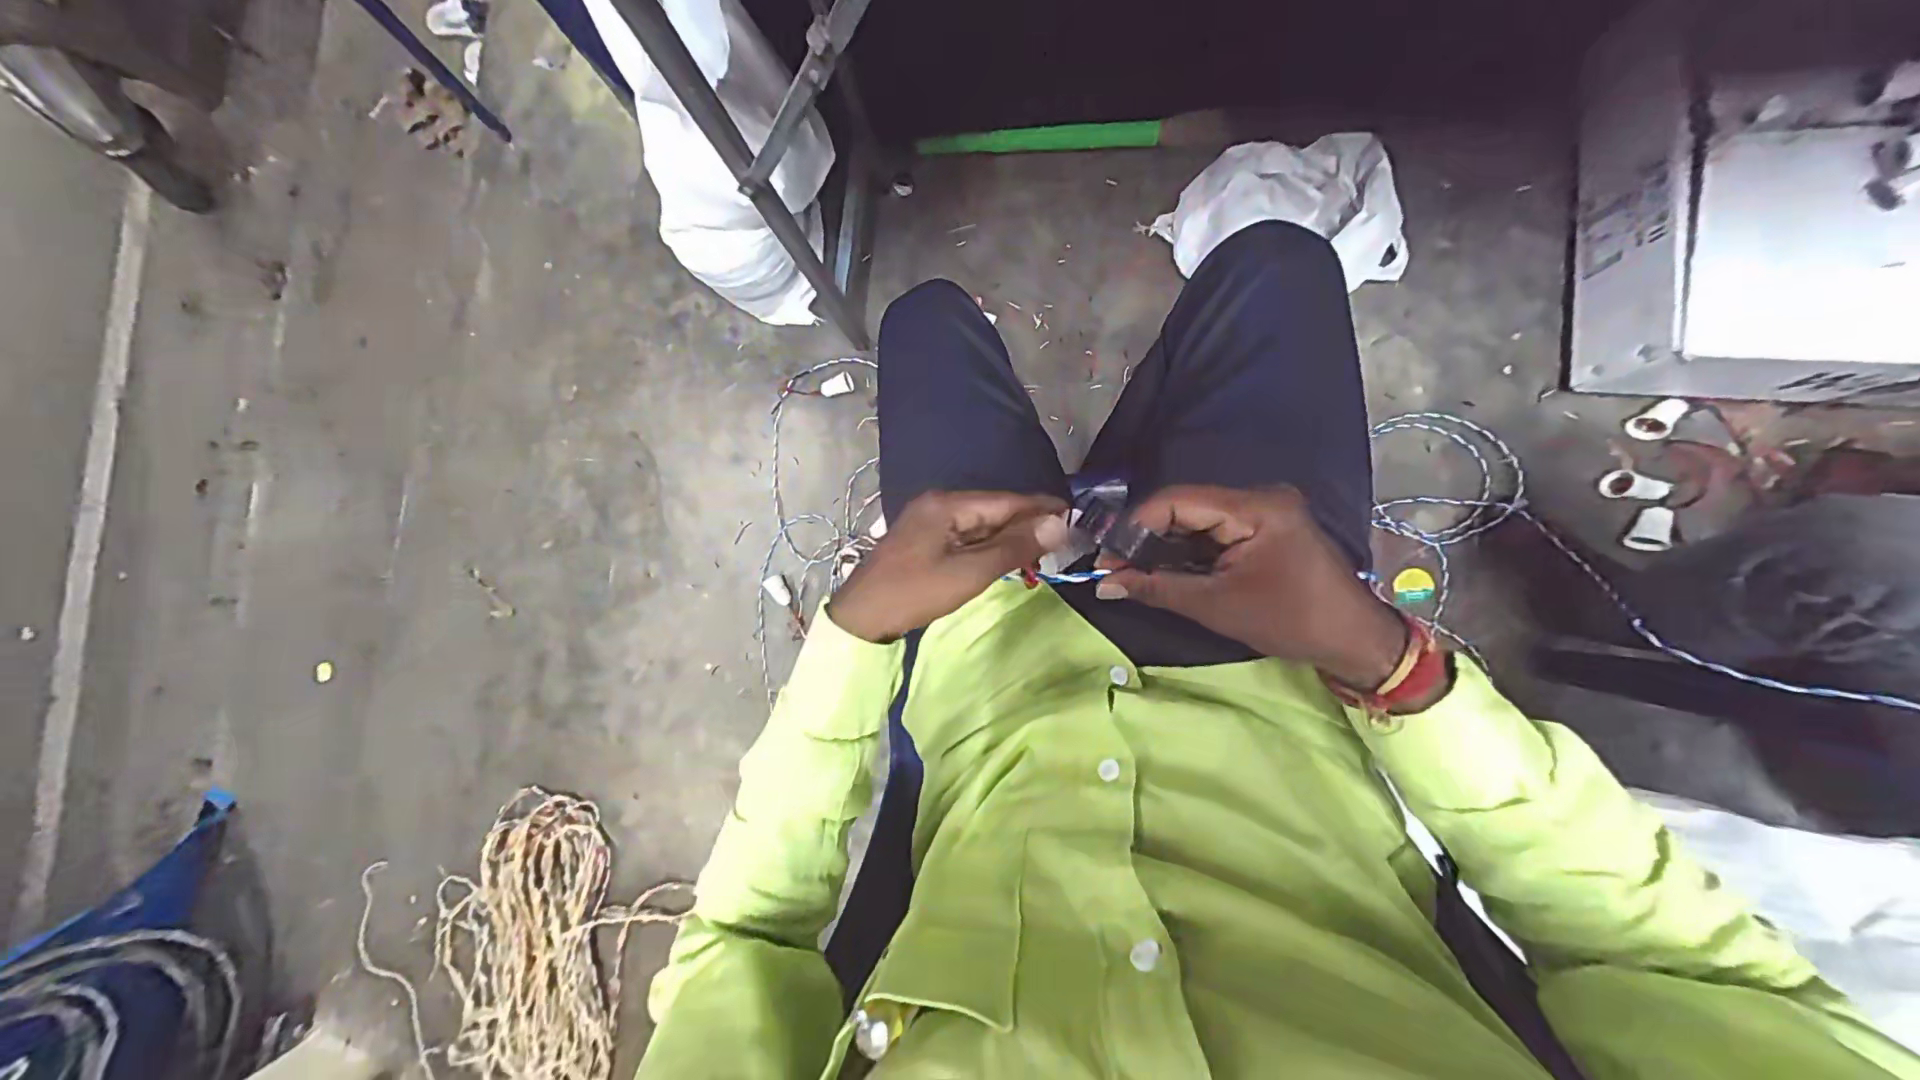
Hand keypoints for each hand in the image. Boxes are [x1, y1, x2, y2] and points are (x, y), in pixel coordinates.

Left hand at [829, 491, 1069, 642]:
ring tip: (1041, 552)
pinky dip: (988, 547)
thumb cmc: (915, 592)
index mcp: (947, 504)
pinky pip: (966, 536)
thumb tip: (1058, 524)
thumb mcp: (970, 572)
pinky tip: (1005, 558)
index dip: (1040, 507)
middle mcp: (938, 504)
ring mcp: (929, 521)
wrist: (861, 617)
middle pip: (994, 510)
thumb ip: (1014, 546)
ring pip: (981, 524)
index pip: (1006, 500)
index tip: (1074, 515)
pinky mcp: (925, 540)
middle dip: (1026, 524)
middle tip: (1061, 541)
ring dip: (1008, 538)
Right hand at [1096, 485, 1410, 689]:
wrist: (1354, 639)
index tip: (1107, 557)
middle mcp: (1258, 497)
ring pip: (1195, 519)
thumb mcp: (1216, 606)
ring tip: (1132, 571)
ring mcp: (1262, 510)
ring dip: (1162, 545)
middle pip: (1184, 506)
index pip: (1177, 501)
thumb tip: (1104, 583)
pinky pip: (1212, 531)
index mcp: (1254, 507)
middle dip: (1145, 537)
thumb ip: (1156, 588)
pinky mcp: (1263, 526)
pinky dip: (1186, 550)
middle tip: (1114, 568)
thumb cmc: (1289, 621)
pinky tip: (1163, 569)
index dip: (1135, 526)